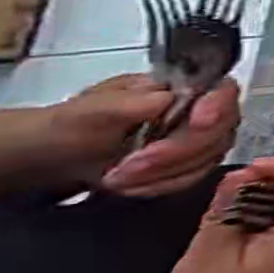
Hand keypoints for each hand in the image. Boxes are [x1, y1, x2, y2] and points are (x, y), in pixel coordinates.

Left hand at [13, 75, 240, 195]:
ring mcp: (200, 139)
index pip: (222, 91)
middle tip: (130, 164)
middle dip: (179, 150)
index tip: (197, 121)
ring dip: (164, 171)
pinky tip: (128, 185)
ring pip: (210, 156)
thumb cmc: (68, 127)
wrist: (51, 157)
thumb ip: (127, 102)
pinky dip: (159, 185)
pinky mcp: (191, 164)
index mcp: (183, 88)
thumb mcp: (87, 110)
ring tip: (115, 178)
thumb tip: (166, 97)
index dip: (219, 105)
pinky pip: (193, 177)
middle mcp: (202, 111)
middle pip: (221, 129)